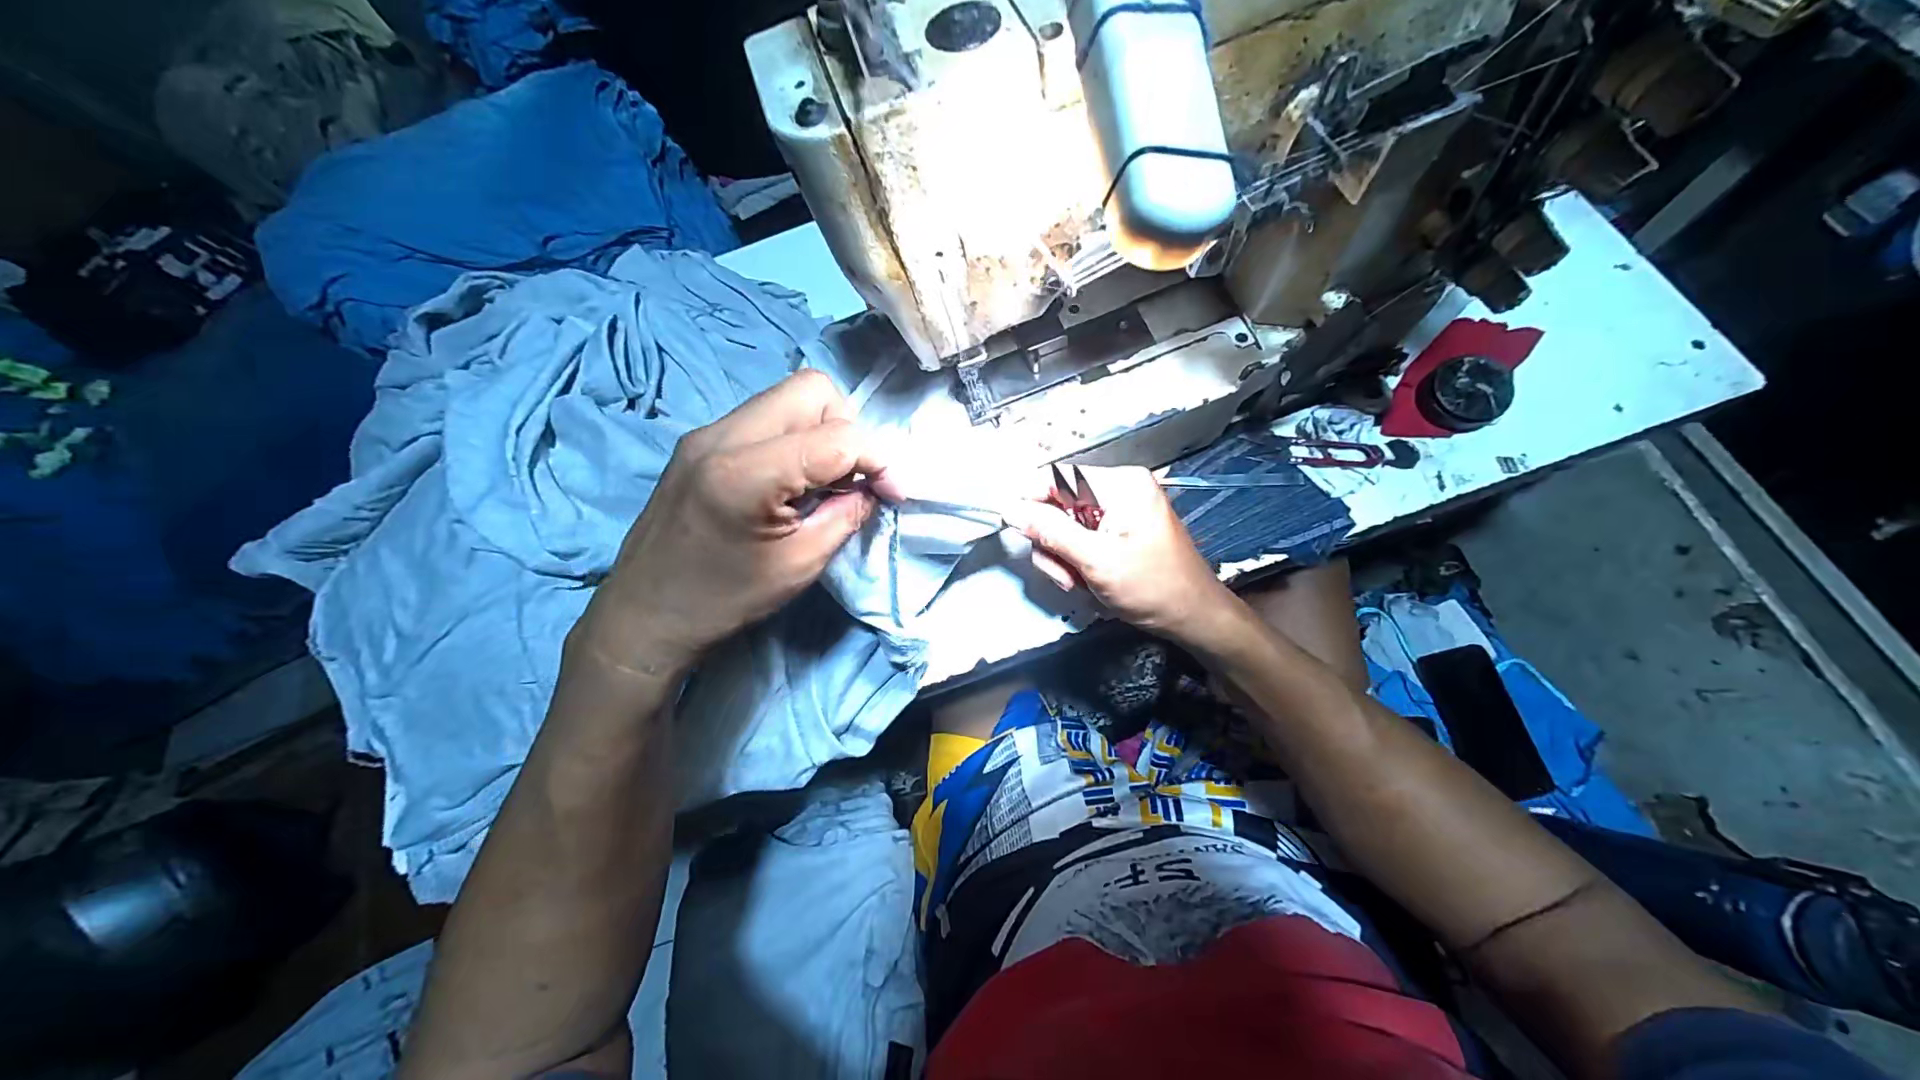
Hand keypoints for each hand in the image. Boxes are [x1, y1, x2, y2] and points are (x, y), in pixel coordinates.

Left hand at [572, 370, 886, 678]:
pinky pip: (764, 416)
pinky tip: (790, 480)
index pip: (837, 435)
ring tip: (821, 481)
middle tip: (848, 478)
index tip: (891, 494)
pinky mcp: (700, 441)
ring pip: (788, 396)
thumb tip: (875, 485)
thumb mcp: (801, 565)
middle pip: (813, 390)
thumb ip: (846, 514)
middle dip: (847, 429)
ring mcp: (707, 432)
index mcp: (746, 472)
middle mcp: (723, 435)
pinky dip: (793, 437)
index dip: (877, 460)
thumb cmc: (725, 600)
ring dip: (820, 430)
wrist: (645, 614)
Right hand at [1000, 465, 1239, 645]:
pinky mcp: (1119, 529)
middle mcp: (1120, 489)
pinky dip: (1078, 561)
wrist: (1193, 617)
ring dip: (1064, 558)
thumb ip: (1050, 531)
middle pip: (1058, 505)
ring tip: (1081, 582)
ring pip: (1065, 525)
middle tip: (1066, 575)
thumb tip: (1012, 510)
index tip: (1015, 528)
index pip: (1057, 478)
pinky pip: (1081, 537)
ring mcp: (1120, 510)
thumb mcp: (1095, 560)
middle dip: (1055, 543)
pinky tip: (1091, 579)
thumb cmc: (1155, 588)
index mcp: (1121, 484)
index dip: (1031, 502)